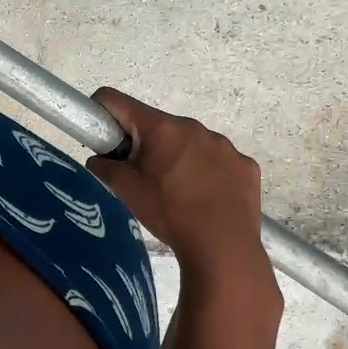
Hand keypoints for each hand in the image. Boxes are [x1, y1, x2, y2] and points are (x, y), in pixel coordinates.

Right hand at [87, 87, 267, 273]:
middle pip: (155, 123)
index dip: (100, 112)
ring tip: (179, 188)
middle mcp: (193, 127)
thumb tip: (101, 158)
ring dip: (178, 154)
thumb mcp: (122, 187)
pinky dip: (207, 169)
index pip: (115, 99)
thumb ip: (101, 163)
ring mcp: (225, 146)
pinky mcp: (247, 166)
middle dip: (145, 141)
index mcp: (160, 127)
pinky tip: (207, 195)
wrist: (223, 250)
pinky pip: (217, 158)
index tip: (103, 136)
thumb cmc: (167, 212)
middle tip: (144, 173)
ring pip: (188, 140)